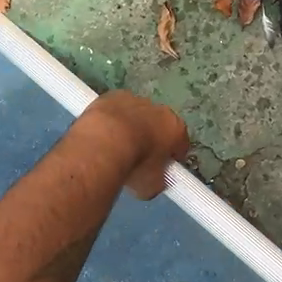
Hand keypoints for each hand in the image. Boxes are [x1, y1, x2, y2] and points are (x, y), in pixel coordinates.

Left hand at [74, 91, 189, 199]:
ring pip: (136, 116)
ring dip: (129, 128)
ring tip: (114, 148)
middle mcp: (160, 110)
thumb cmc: (134, 165)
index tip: (160, 169)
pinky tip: (100, 136)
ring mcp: (135, 100)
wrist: (102, 144)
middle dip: (151, 139)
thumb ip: (157, 181)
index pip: (180, 144)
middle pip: (159, 125)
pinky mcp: (110, 96)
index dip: (171, 158)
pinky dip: (110, 121)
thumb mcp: (152, 186)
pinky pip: (114, 110)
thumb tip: (152, 181)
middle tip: (137, 159)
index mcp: (177, 129)